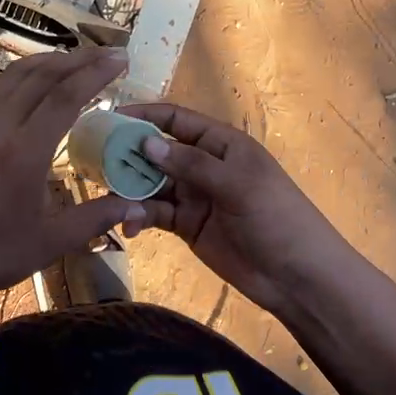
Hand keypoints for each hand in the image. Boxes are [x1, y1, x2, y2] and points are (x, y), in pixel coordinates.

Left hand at [0, 47, 146, 304]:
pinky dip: (28, 75)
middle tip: (110, 53)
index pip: (64, 97)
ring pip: (16, 76)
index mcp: (24, 152)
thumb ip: (96, 217)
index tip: (121, 58)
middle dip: (78, 59)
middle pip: (41, 76)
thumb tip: (137, 204)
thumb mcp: (51, 241)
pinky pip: (1, 89)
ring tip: (80, 59)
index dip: (95, 73)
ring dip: (51, 61)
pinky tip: (42, 83)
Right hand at [123, 103, 346, 313]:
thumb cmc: (277, 218)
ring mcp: (193, 196)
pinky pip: (155, 213)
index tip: (111, 117)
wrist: (300, 278)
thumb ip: (191, 164)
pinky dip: (139, 217)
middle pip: (157, 151)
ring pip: (151, 183)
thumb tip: (146, 143)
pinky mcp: (187, 225)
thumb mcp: (238, 184)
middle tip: (96, 161)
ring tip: (109, 198)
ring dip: (130, 188)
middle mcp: (202, 164)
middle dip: (128, 154)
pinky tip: (128, 226)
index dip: (145, 116)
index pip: (176, 119)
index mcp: (220, 143)